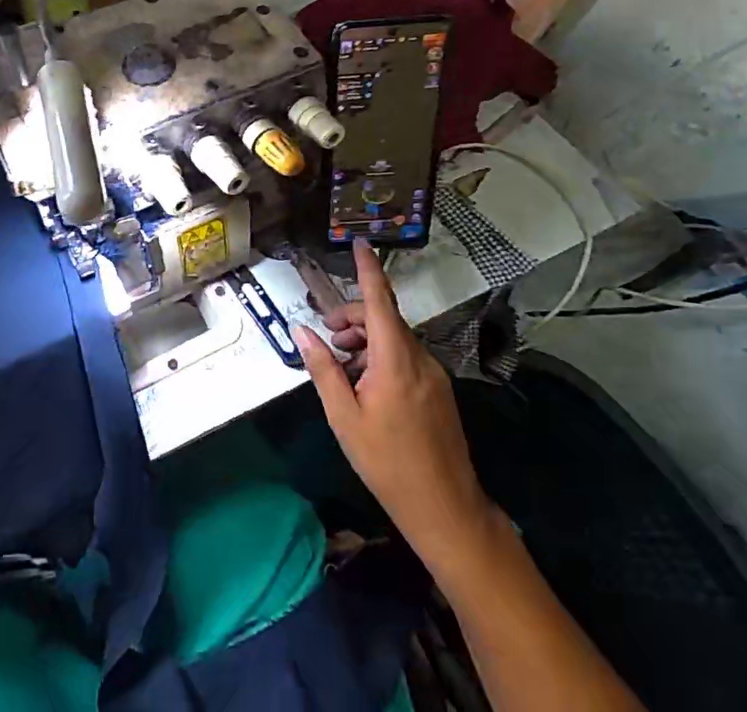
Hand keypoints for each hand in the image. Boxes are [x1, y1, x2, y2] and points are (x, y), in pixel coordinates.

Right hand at [294, 240, 493, 552]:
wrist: (444, 505)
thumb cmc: (386, 461)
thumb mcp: (343, 415)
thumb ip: (323, 368)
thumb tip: (302, 331)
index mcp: (395, 361)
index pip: (380, 302)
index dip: (368, 270)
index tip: (359, 243)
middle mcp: (420, 359)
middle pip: (385, 319)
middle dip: (353, 317)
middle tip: (327, 337)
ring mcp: (433, 374)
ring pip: (395, 338)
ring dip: (365, 339)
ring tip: (341, 366)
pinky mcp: (438, 389)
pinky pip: (405, 357)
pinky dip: (380, 357)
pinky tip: (364, 384)